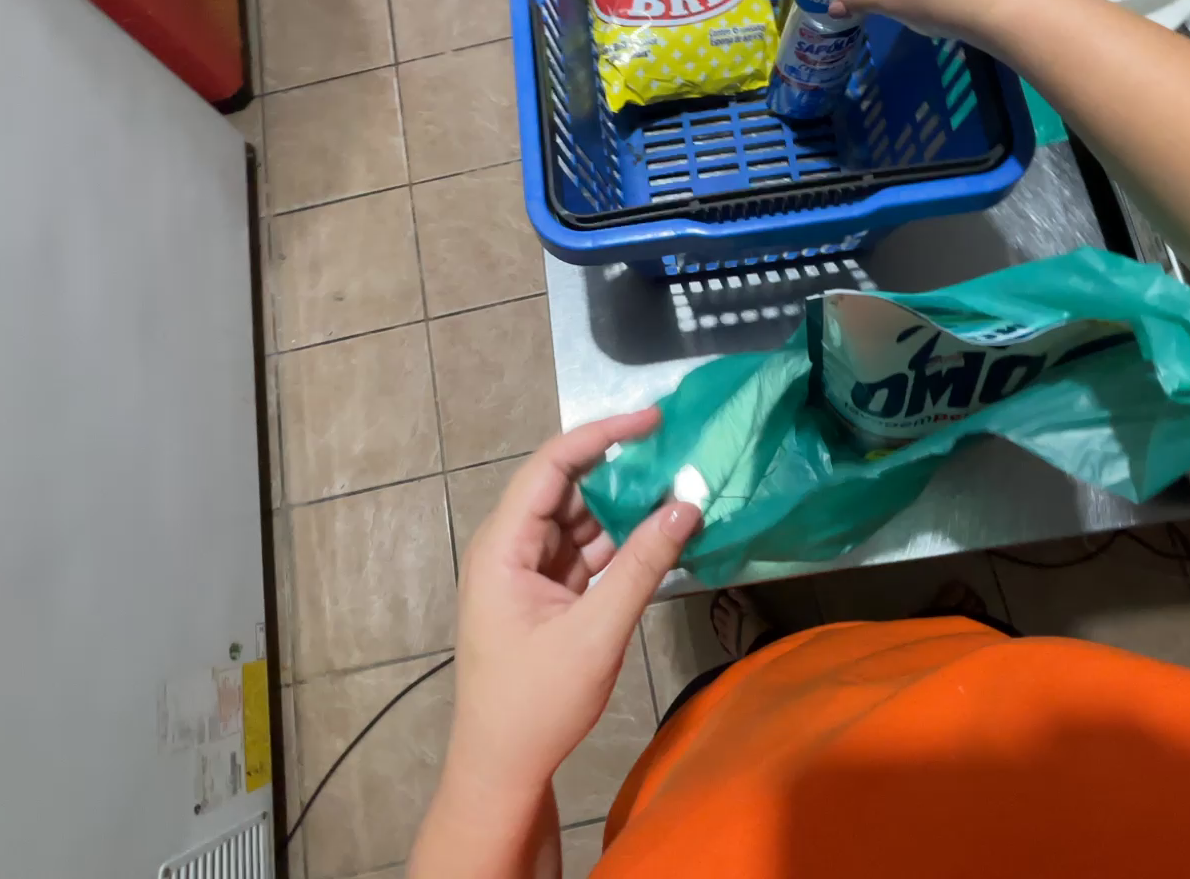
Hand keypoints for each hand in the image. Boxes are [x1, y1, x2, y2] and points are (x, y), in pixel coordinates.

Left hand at [446, 408, 701, 790]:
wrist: (502, 771)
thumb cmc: (536, 703)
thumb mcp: (596, 632)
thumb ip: (643, 567)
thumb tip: (687, 508)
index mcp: (503, 544)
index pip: (551, 466)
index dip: (600, 435)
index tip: (651, 419)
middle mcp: (510, 545)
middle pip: (566, 487)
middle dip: (620, 470)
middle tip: (676, 455)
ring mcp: (527, 568)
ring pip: (579, 518)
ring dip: (624, 507)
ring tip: (677, 489)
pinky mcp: (545, 589)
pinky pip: (585, 549)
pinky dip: (619, 542)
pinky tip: (657, 533)